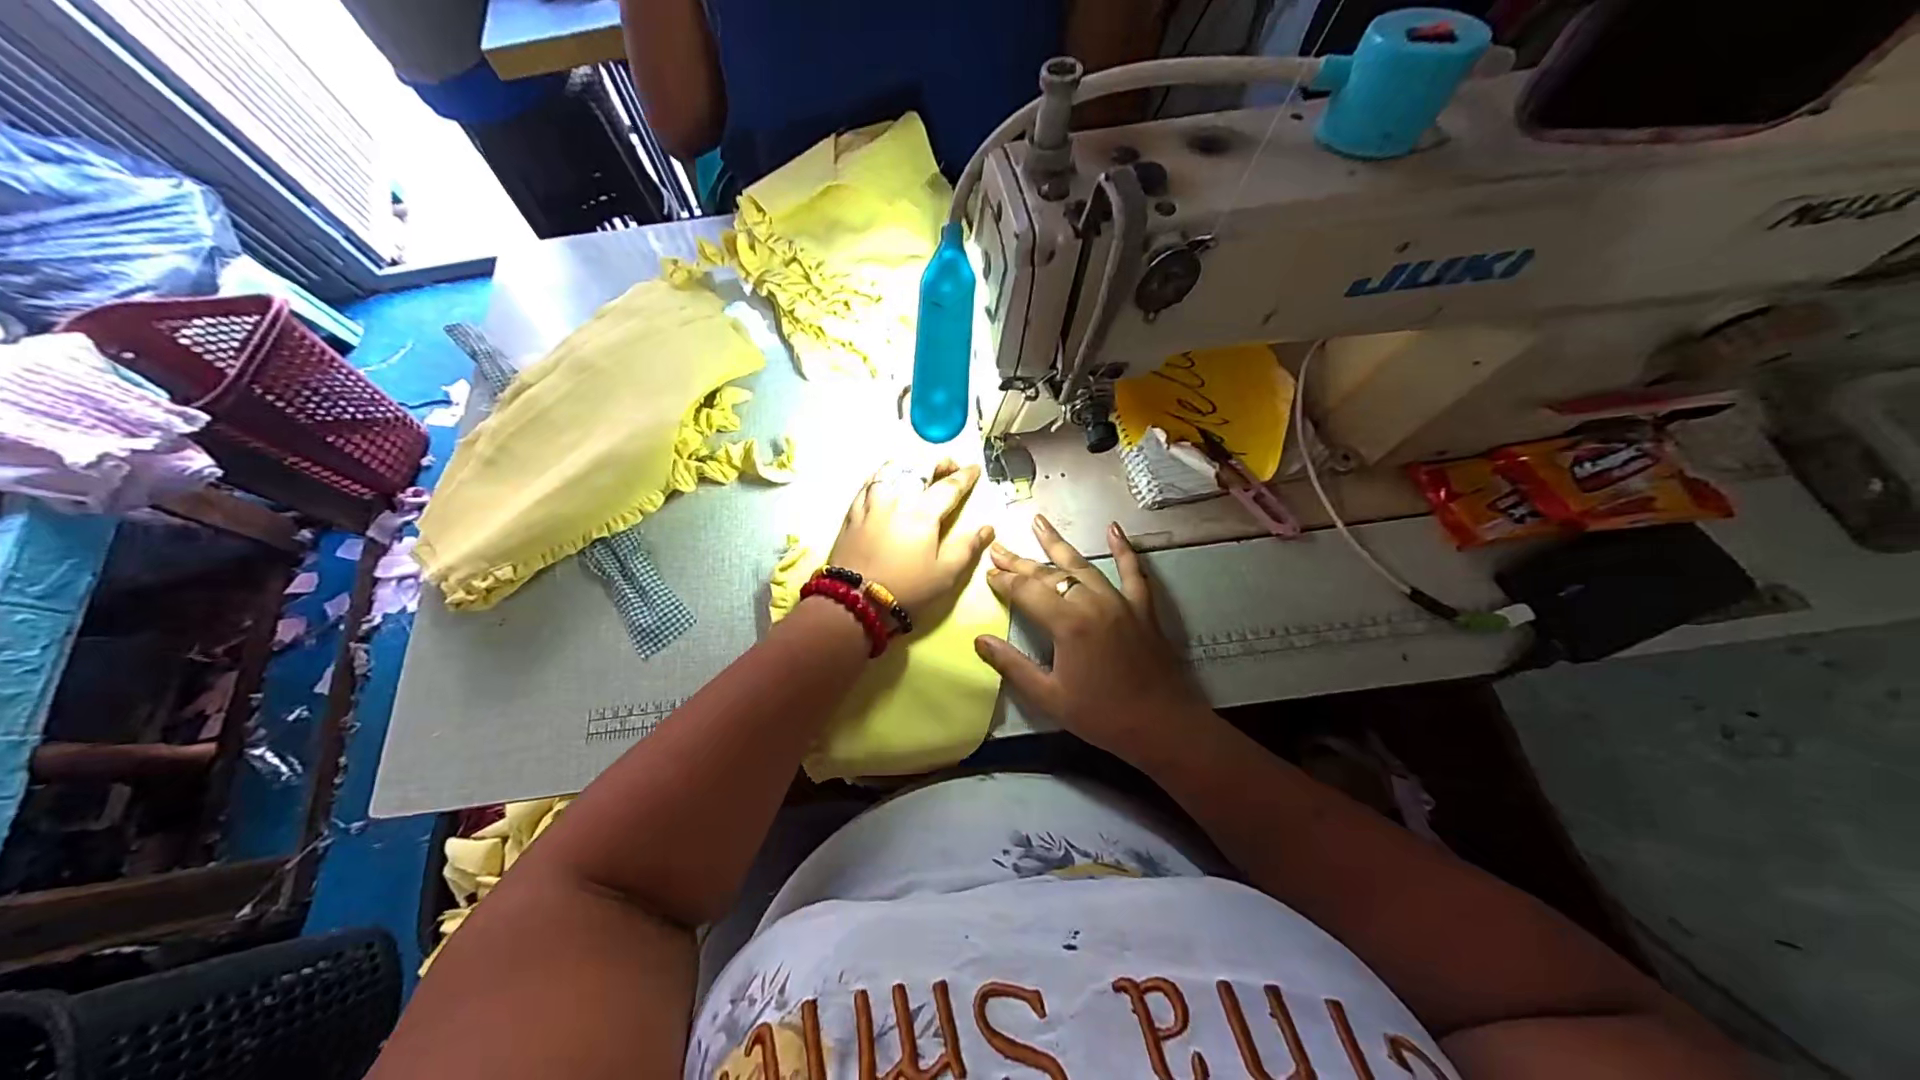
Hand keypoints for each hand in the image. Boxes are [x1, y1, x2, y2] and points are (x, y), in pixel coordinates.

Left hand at [825, 460, 994, 615]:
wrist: (854, 600)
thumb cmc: (906, 588)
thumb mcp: (945, 574)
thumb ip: (967, 548)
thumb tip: (987, 529)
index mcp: (923, 513)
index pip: (949, 486)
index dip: (965, 476)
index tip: (974, 469)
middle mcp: (897, 500)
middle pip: (919, 469)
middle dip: (937, 463)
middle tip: (949, 466)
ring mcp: (872, 503)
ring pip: (891, 470)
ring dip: (909, 464)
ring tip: (917, 468)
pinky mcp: (853, 512)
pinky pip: (869, 483)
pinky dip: (883, 475)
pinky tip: (886, 479)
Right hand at [974, 516, 1212, 762]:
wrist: (1163, 725)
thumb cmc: (1102, 715)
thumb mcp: (1049, 696)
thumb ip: (1012, 665)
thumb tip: (980, 640)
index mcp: (1068, 623)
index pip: (1027, 592)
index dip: (1005, 581)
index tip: (988, 573)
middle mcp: (1092, 602)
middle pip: (1051, 575)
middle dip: (1022, 562)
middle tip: (1000, 548)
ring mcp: (1120, 601)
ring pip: (1084, 565)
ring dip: (1059, 545)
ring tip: (1039, 522)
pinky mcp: (1143, 608)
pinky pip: (1132, 572)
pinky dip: (1123, 549)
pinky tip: (1114, 529)